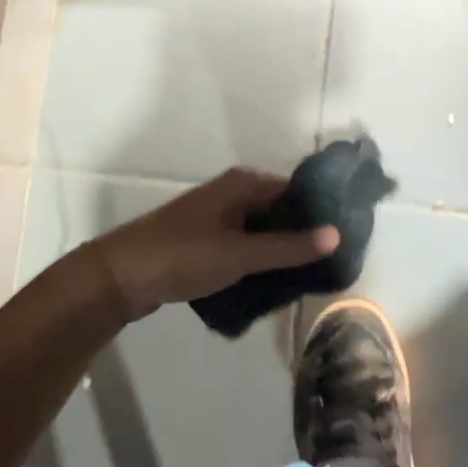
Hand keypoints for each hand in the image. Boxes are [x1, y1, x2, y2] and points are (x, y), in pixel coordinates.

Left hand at [89, 168, 339, 320]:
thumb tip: (337, 234)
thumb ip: (290, 247)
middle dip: (303, 234)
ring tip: (309, 277)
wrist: (120, 277)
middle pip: (279, 211)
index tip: (347, 237)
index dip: (321, 212)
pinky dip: (258, 260)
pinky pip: (243, 245)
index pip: (296, 190)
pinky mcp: (203, 241)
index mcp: (242, 184)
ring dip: (280, 250)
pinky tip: (273, 282)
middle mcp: (231, 193)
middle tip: (331, 263)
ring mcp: (215, 217)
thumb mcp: (242, 254)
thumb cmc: (184, 256)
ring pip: (261, 230)